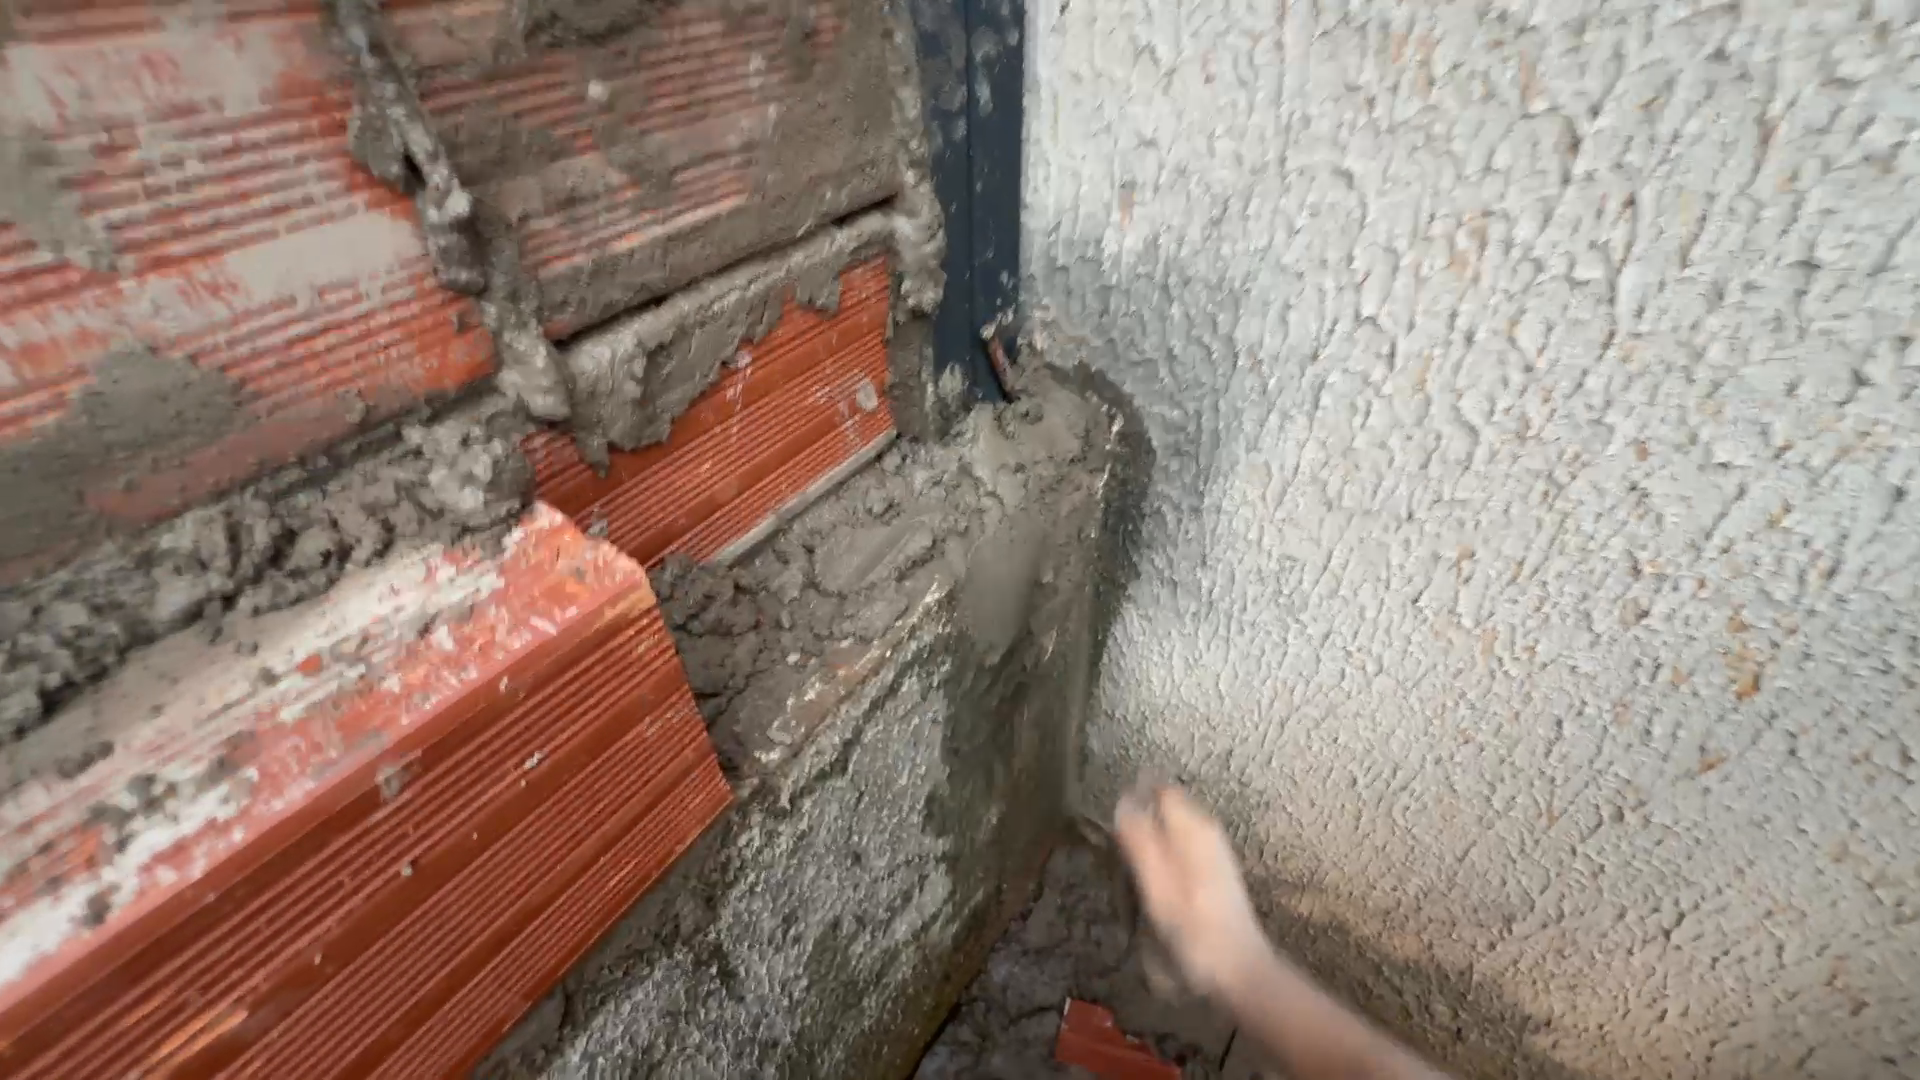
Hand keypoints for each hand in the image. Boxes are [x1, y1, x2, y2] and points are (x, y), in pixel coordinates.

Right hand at [1112, 783, 1269, 1000]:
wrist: (1241, 971)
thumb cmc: (1193, 928)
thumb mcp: (1157, 884)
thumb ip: (1139, 839)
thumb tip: (1123, 799)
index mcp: (1193, 827)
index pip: (1160, 789)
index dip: (1135, 795)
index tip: (1114, 817)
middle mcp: (1207, 829)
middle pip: (1168, 804)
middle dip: (1144, 814)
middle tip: (1121, 846)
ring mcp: (1215, 849)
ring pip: (1176, 823)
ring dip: (1154, 833)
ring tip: (1136, 864)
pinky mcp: (1217, 869)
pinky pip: (1183, 842)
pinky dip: (1166, 851)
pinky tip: (1158, 878)